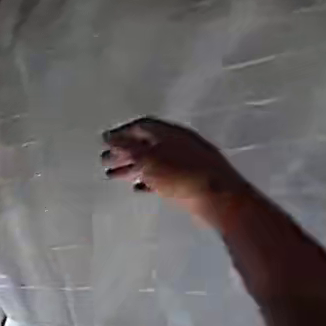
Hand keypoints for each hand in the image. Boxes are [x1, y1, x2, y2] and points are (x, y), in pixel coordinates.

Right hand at [101, 117, 255, 226]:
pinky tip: (139, 188)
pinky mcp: (193, 180)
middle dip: (124, 152)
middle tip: (106, 161)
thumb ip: (125, 147)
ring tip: (115, 176)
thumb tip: (109, 137)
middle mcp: (181, 143)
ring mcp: (189, 162)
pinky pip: (165, 176)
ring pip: (154, 161)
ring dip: (133, 167)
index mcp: (170, 133)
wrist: (220, 199)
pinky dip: (148, 180)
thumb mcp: (146, 158)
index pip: (141, 126)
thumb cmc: (180, 174)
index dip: (120, 132)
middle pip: (146, 144)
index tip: (105, 142)